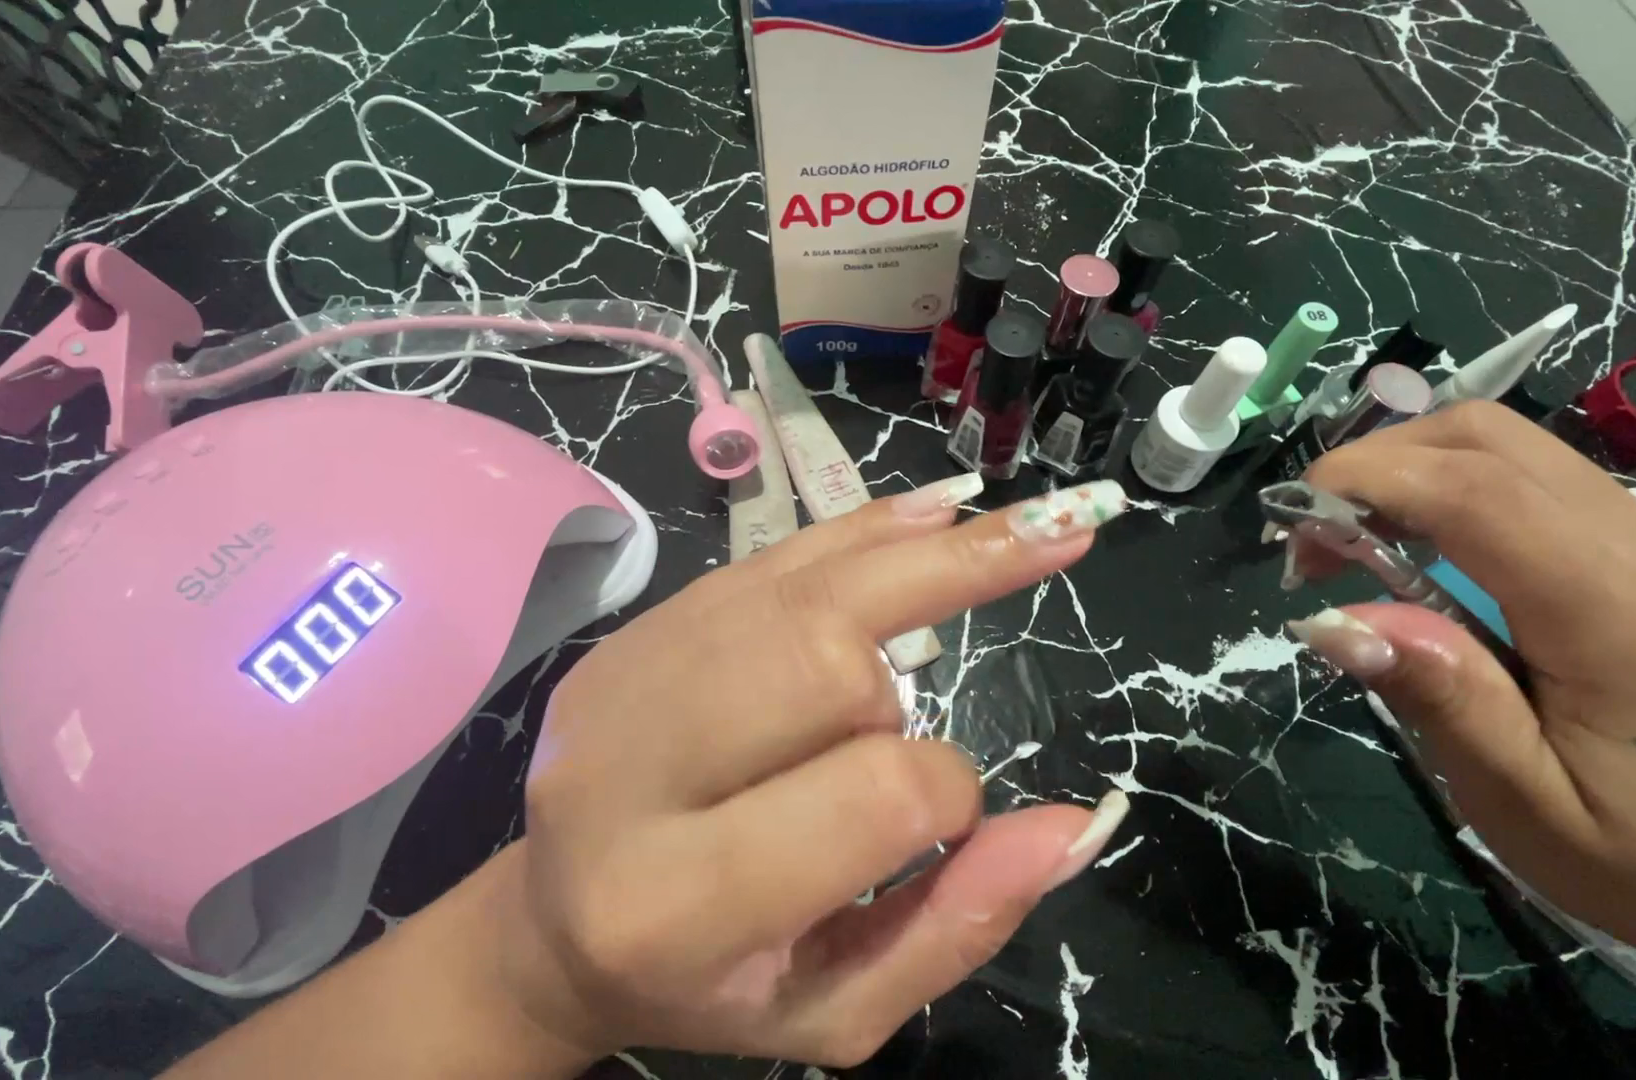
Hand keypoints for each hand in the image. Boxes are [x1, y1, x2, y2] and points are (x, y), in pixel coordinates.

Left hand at [497, 477, 1132, 1067]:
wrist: (554, 925)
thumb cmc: (706, 986)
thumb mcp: (836, 1008)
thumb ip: (958, 925)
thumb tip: (1080, 824)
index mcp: (677, 902)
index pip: (873, 797)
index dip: (951, 792)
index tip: (955, 812)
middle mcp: (635, 771)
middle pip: (822, 660)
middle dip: (913, 671)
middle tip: (982, 659)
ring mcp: (626, 680)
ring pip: (800, 590)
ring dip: (922, 562)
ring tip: (1022, 530)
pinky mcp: (635, 630)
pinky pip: (766, 558)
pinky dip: (866, 529)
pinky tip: (946, 509)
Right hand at [1287, 403, 1635, 1065]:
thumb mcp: (1528, 806)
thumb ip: (1439, 697)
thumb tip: (1330, 620)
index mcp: (1619, 613)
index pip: (1474, 490)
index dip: (1363, 482)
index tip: (1290, 529)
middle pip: (1490, 439)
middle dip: (1375, 462)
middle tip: (1315, 540)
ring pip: (1513, 449)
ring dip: (1410, 473)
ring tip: (1356, 547)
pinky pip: (1541, 483)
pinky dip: (1453, 493)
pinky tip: (1425, 558)